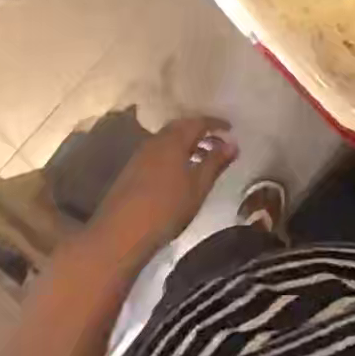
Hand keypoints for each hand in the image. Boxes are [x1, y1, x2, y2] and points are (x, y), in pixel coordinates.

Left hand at [91, 116, 237, 259]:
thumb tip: (233, 143)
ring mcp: (141, 154)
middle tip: (217, 142)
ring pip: (168, 140)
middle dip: (200, 132)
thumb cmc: (167, 207)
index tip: (230, 129)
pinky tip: (180, 173)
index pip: (198, 121)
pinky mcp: (132, 169)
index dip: (216, 124)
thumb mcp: (198, 186)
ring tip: (202, 159)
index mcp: (174, 139)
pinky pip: (159, 152)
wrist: (121, 233)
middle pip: (181, 127)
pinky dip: (174, 154)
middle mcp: (156, 140)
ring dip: (187, 144)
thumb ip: (216, 162)